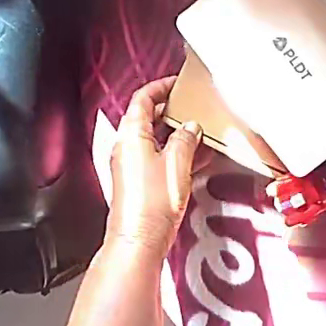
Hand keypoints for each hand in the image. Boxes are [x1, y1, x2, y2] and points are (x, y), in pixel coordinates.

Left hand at [108, 76, 202, 250]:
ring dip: (176, 132)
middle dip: (170, 110)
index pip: (142, 99)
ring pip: (155, 139)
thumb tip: (191, 127)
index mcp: (130, 136)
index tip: (176, 83)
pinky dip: (176, 152)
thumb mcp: (176, 163)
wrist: (139, 242)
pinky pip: (159, 158)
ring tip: (199, 130)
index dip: (160, 87)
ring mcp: (132, 166)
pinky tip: (196, 157)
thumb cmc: (150, 206)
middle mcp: (127, 148)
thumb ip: (185, 139)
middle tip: (191, 106)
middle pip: (147, 118)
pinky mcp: (140, 183)